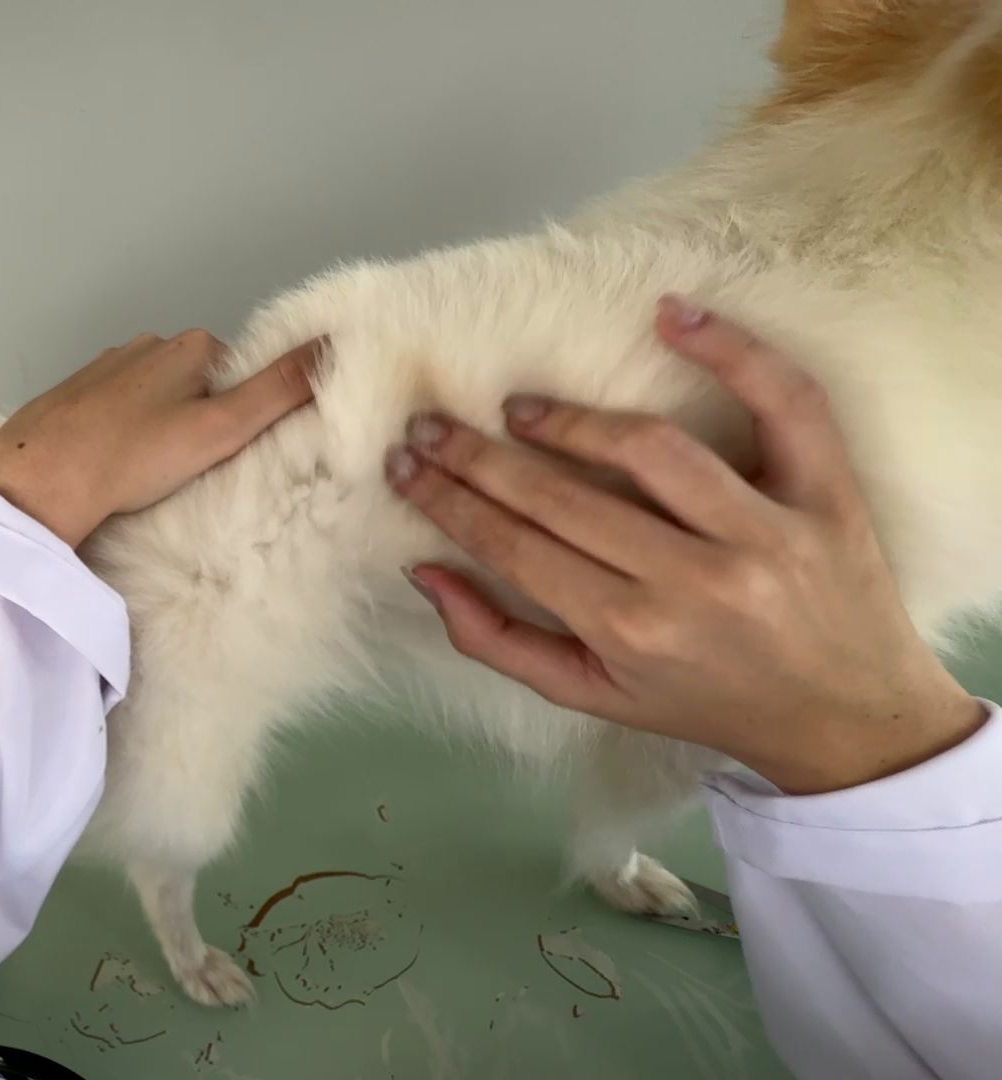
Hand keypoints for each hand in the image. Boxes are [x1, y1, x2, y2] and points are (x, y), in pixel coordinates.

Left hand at [0, 330, 325, 547]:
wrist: (40, 479)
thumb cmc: (135, 457)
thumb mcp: (220, 429)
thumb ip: (278, 390)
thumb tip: (337, 341)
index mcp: (189, 346)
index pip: (236, 374)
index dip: (234, 415)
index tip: (218, 453)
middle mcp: (145, 344)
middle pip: (193, 382)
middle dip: (194, 418)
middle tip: (182, 467)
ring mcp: (102, 366)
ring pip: (150, 395)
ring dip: (155, 425)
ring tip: (144, 469)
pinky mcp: (70, 393)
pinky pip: (112, 408)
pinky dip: (118, 429)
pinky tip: (110, 460)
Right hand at [387, 296, 983, 794]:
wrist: (847, 715)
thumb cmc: (694, 700)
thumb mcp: (579, 692)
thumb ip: (490, 637)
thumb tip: (424, 570)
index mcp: (625, 628)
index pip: (508, 545)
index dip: (444, 500)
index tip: (403, 466)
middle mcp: (693, 578)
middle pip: (557, 496)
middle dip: (474, 456)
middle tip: (428, 426)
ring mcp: (768, 530)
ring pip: (648, 448)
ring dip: (567, 420)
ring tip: (518, 410)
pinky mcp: (829, 494)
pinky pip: (787, 405)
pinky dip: (734, 351)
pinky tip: (673, 314)